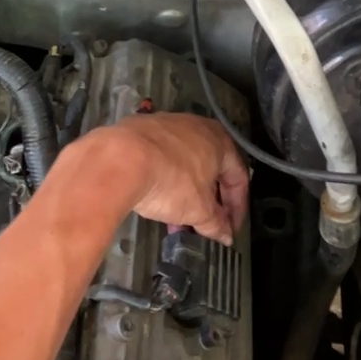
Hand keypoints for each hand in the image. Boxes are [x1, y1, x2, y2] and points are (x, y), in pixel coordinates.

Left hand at [78, 113, 249, 244]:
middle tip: (204, 226)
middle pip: (211, 168)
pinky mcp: (143, 128)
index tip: (229, 230)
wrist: (121, 158)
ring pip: (186, 163)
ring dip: (186, 194)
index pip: (239, 177)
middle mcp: (197, 126)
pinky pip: (163, 157)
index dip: (237, 208)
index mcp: (220, 140)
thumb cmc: (171, 180)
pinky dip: (166, 178)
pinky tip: (156, 200)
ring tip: (176, 221)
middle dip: (209, 202)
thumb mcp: (198, 210)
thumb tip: (226, 235)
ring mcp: (169, 124)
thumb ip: (216, 223)